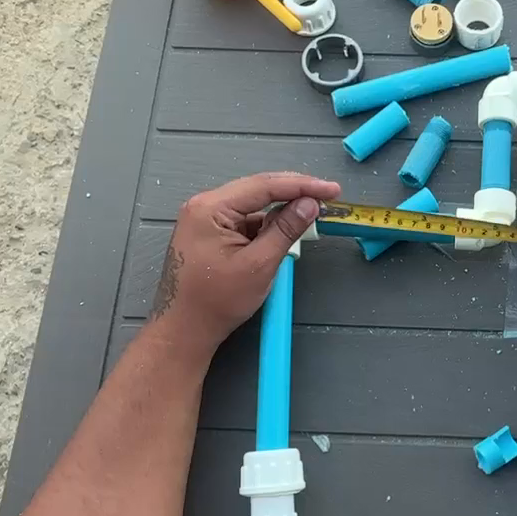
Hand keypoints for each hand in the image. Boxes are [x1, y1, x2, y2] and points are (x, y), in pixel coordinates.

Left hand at [149, 172, 341, 353]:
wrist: (184, 329)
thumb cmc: (217, 301)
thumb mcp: (259, 264)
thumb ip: (286, 230)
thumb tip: (310, 204)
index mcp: (210, 208)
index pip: (264, 185)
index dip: (302, 185)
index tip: (332, 189)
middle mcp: (204, 206)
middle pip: (258, 189)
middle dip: (294, 192)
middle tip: (327, 195)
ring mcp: (205, 219)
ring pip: (252, 205)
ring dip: (281, 208)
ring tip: (310, 212)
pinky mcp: (210, 233)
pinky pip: (245, 219)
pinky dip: (267, 224)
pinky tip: (285, 230)